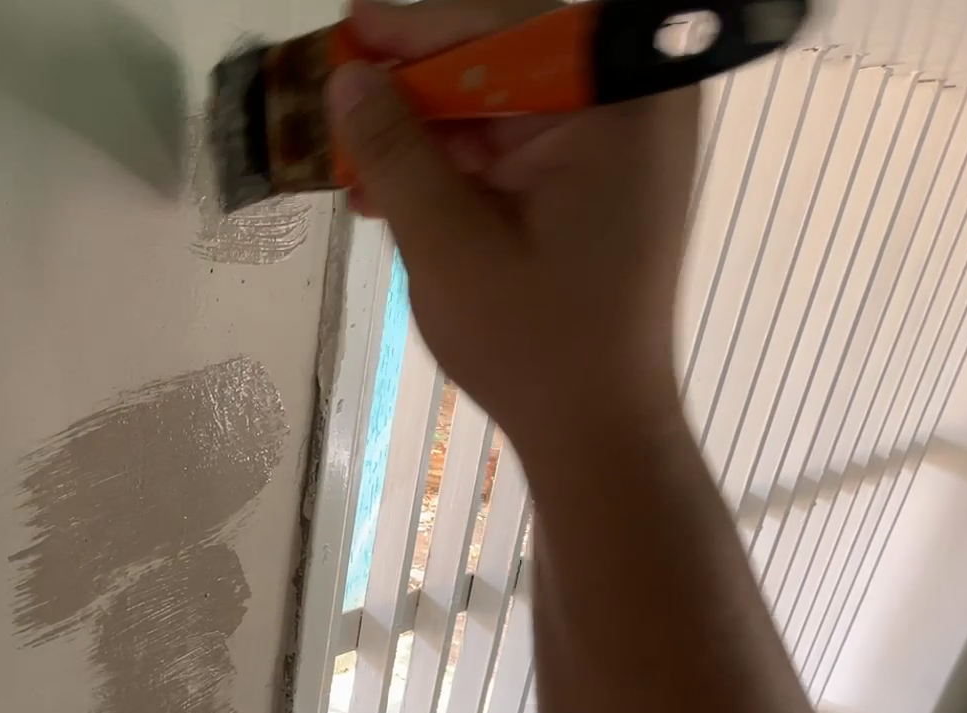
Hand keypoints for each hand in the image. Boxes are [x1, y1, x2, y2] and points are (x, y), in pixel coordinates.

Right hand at [327, 0, 700, 459]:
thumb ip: (396, 154)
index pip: (506, 34)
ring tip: (349, 158)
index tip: (350, 25)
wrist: (591, 420)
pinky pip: (510, 156)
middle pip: (504, 67)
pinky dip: (449, 171)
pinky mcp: (589, 188)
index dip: (417, 31)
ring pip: (498, 115)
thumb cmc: (528, 337)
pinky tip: (390, 194)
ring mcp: (612, 150)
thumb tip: (348, 80)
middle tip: (339, 92)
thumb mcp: (446, 243)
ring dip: (421, 137)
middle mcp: (627, 108)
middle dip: (414, 88)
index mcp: (615, 104)